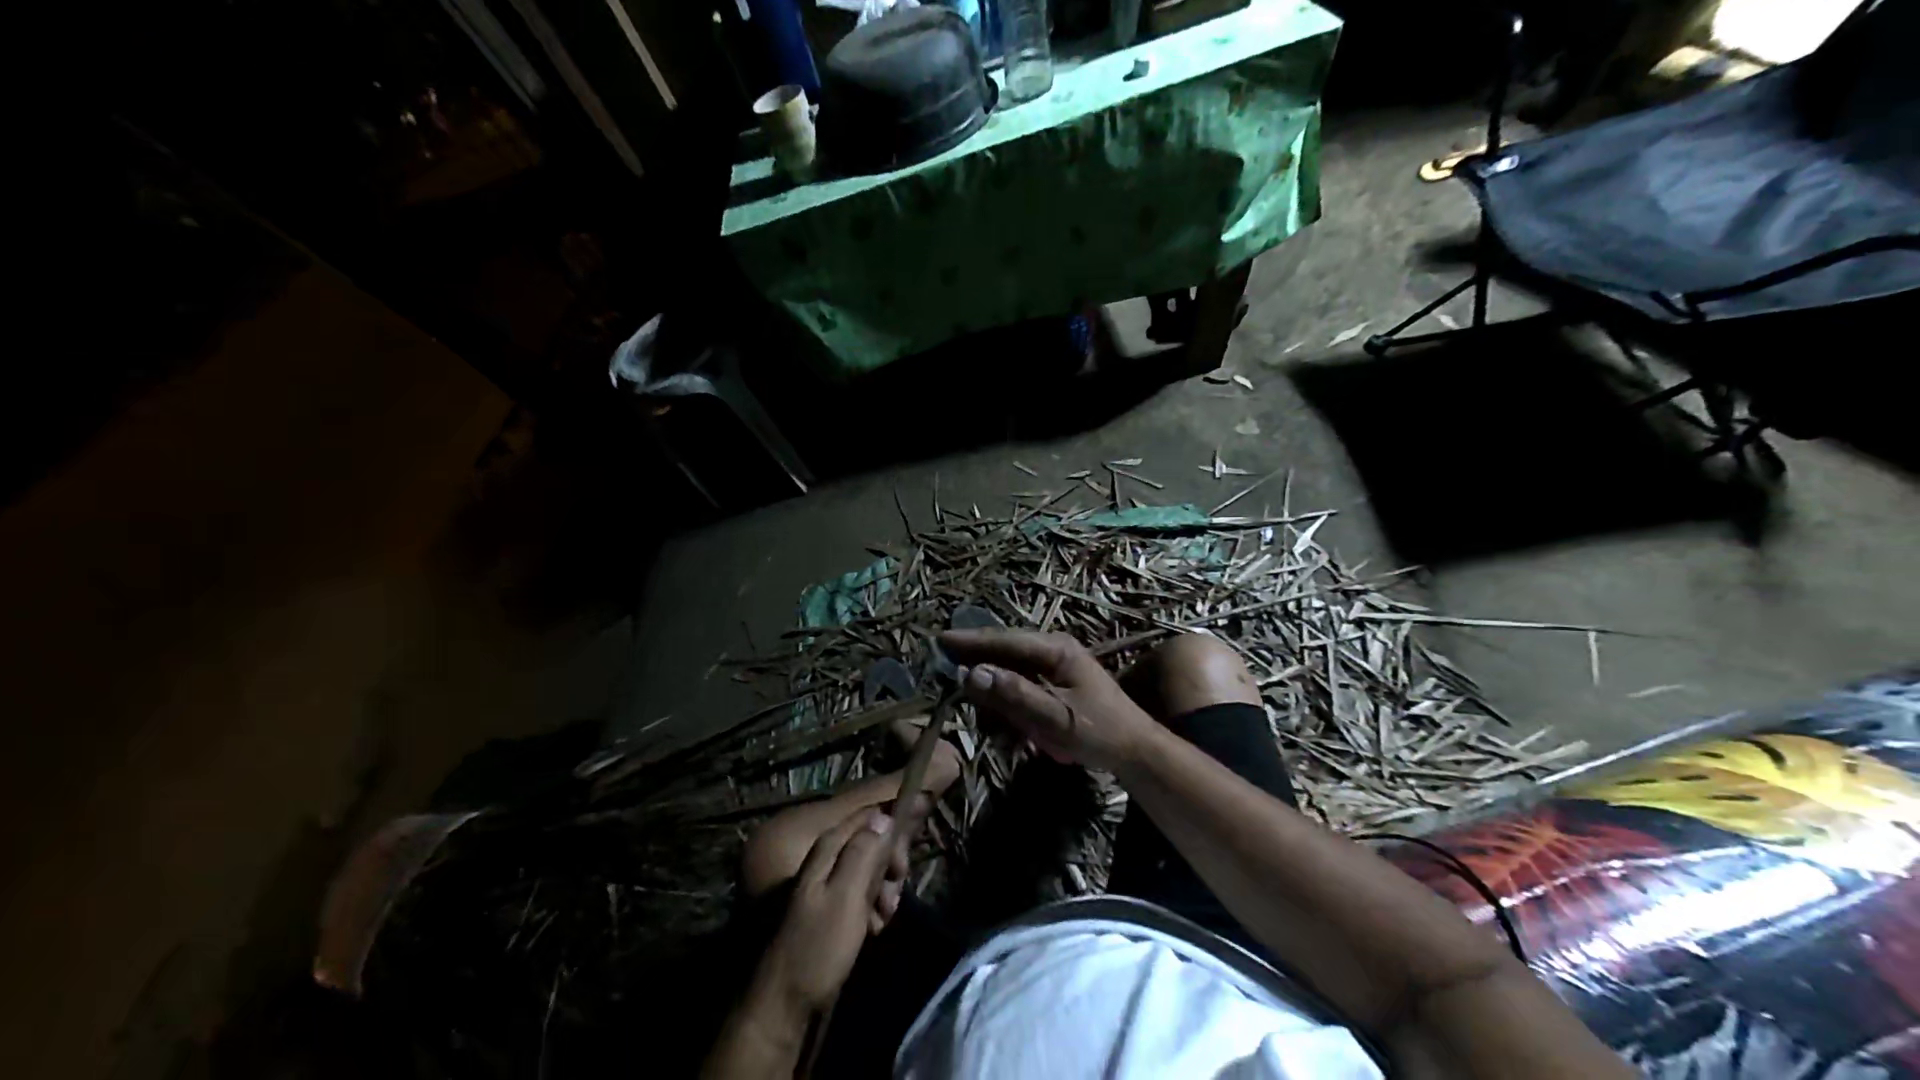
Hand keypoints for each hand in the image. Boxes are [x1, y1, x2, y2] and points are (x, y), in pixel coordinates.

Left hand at [757, 799, 924, 1010]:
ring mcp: (831, 882)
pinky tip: (874, 928)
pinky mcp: (835, 906)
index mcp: (828, 846)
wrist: (786, 1002)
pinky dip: (875, 907)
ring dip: (885, 890)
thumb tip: (884, 815)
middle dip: (891, 865)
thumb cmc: (818, 947)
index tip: (905, 860)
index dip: (895, 828)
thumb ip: (864, 852)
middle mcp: (829, 857)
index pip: (871, 816)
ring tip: (882, 917)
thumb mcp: (846, 895)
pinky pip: (865, 893)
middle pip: (875, 841)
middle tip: (893, 893)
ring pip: (873, 869)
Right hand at [939, 629, 1158, 772]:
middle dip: (976, 663)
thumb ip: (1014, 694)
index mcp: (1055, 650)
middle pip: (1003, 651)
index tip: (940, 640)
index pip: (1004, 640)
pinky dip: (1007, 703)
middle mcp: (1052, 651)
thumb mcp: (1054, 716)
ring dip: (992, 691)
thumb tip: (972, 673)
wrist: (1135, 751)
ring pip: (1009, 671)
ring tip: (978, 710)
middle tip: (945, 670)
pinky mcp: (1053, 685)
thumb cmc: (1098, 731)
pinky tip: (1003, 725)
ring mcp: (1053, 667)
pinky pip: (1019, 687)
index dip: (970, 641)